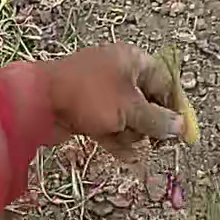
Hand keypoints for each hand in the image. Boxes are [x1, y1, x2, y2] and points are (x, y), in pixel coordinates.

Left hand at [43, 44, 183, 157]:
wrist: (37, 102)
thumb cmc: (90, 96)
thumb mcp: (130, 109)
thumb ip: (157, 120)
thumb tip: (179, 128)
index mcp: (133, 61)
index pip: (165, 83)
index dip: (175, 108)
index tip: (182, 132)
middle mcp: (120, 73)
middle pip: (149, 103)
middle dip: (151, 125)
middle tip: (156, 144)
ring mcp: (102, 93)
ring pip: (130, 118)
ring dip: (131, 133)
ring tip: (123, 139)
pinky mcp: (89, 112)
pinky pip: (112, 127)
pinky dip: (118, 140)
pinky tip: (127, 158)